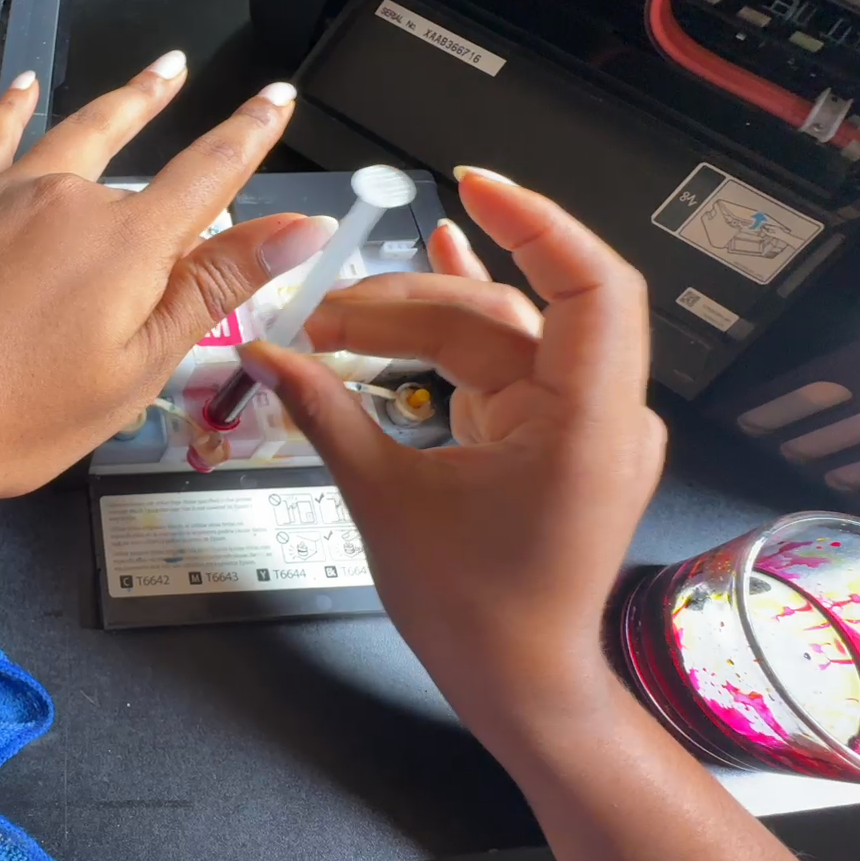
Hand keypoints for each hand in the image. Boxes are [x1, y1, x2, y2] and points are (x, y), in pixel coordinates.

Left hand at [0, 56, 339, 536]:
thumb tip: (301, 226)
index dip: (248, 134)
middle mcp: (70, 198)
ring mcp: (5, 195)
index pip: (207, 173)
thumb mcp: (136, 369)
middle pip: (135, 145)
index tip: (276, 96)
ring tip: (148, 70)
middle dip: (167, 106)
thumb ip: (213, 289)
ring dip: (117, 100)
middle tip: (185, 68)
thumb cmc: (24, 417)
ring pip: (74, 131)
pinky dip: (11, 109)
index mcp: (127, 243)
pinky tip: (22, 87)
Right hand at [239, 170, 665, 737]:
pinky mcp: (547, 433)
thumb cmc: (465, 604)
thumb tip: (263, 355)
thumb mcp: (382, 498)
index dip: (536, 224)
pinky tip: (441, 263)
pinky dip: (460, 325)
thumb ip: (324, 412)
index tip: (471, 183)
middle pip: (502, 315)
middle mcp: (597, 411)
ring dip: (414, 321)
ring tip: (336, 314)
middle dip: (407, 302)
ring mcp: (575, 422)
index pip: (590, 290)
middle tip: (320, 314)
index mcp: (582, 425)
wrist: (513, 677)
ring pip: (493, 338)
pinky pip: (502, 362)